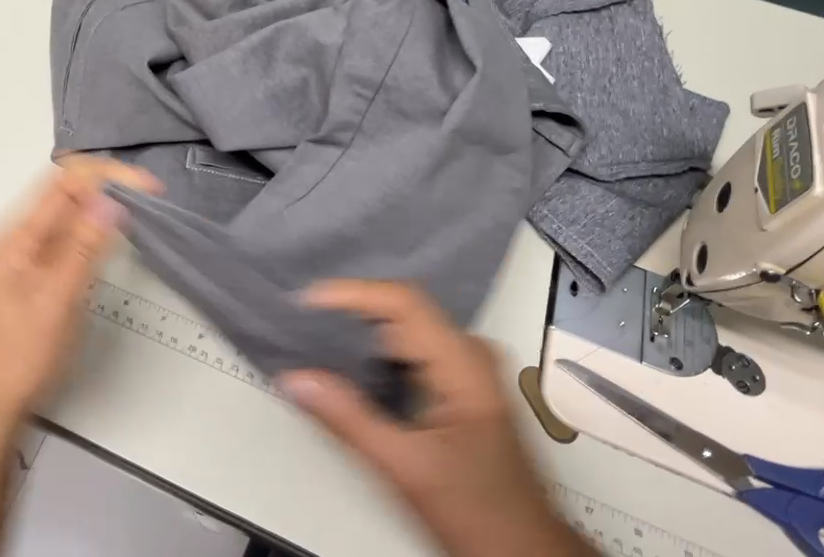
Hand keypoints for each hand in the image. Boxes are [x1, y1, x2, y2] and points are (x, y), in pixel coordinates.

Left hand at [0, 157, 155, 425]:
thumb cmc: (26, 354)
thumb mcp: (59, 298)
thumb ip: (84, 246)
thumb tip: (112, 200)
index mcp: (16, 234)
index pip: (64, 181)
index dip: (107, 175)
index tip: (147, 186)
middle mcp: (16, 232)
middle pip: (65, 186)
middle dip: (107, 182)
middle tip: (148, 193)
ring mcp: (24, 248)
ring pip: (67, 206)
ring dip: (102, 199)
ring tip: (138, 204)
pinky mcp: (35, 263)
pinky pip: (66, 228)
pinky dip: (92, 221)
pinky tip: (113, 230)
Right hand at [278, 281, 587, 556]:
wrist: (525, 551)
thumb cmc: (481, 514)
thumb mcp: (405, 468)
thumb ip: (347, 419)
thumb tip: (299, 379)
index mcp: (465, 363)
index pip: (404, 301)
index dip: (353, 294)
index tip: (309, 301)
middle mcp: (471, 355)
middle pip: (402, 311)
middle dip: (351, 313)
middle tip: (303, 320)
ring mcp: (469, 370)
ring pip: (406, 330)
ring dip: (362, 333)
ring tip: (317, 339)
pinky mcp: (461, 386)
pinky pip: (413, 351)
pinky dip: (377, 355)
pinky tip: (350, 369)